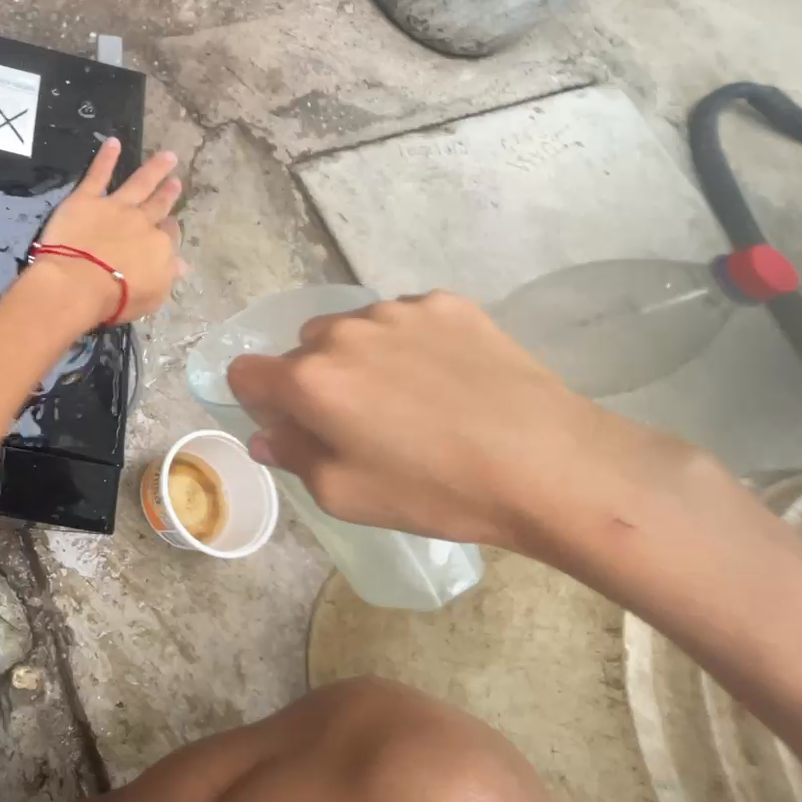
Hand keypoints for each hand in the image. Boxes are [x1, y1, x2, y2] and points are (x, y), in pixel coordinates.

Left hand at [29, 138, 183, 326]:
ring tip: (167, 156)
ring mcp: (115, 207)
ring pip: (139, 184)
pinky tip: (112, 142)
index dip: (169, 230)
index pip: (168, 236)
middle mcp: (142, 223)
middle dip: (168, 193)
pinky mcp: (86, 199)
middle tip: (176, 181)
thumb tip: (182, 265)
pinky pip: (98, 174)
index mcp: (158, 248)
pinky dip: (106, 157)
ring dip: (154, 169)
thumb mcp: (152, 296)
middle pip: (158, 206)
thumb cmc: (115, 298)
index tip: (170, 226)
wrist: (78, 283)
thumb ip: (167, 277)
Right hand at [224, 291, 697, 552]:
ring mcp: (395, 311)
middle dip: (314, 380)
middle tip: (361, 419)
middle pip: (299, 350)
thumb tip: (266, 436)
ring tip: (411, 397)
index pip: (244, 371)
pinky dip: (408, 343)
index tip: (294, 425)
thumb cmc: (439, 491)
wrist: (557, 468)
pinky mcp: (445, 304)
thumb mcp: (346, 497)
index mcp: (308, 380)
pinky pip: (402, 318)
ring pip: (350, 330)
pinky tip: (447, 377)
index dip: (260, 401)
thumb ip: (292, 458)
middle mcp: (340, 334)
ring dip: (360, 357)